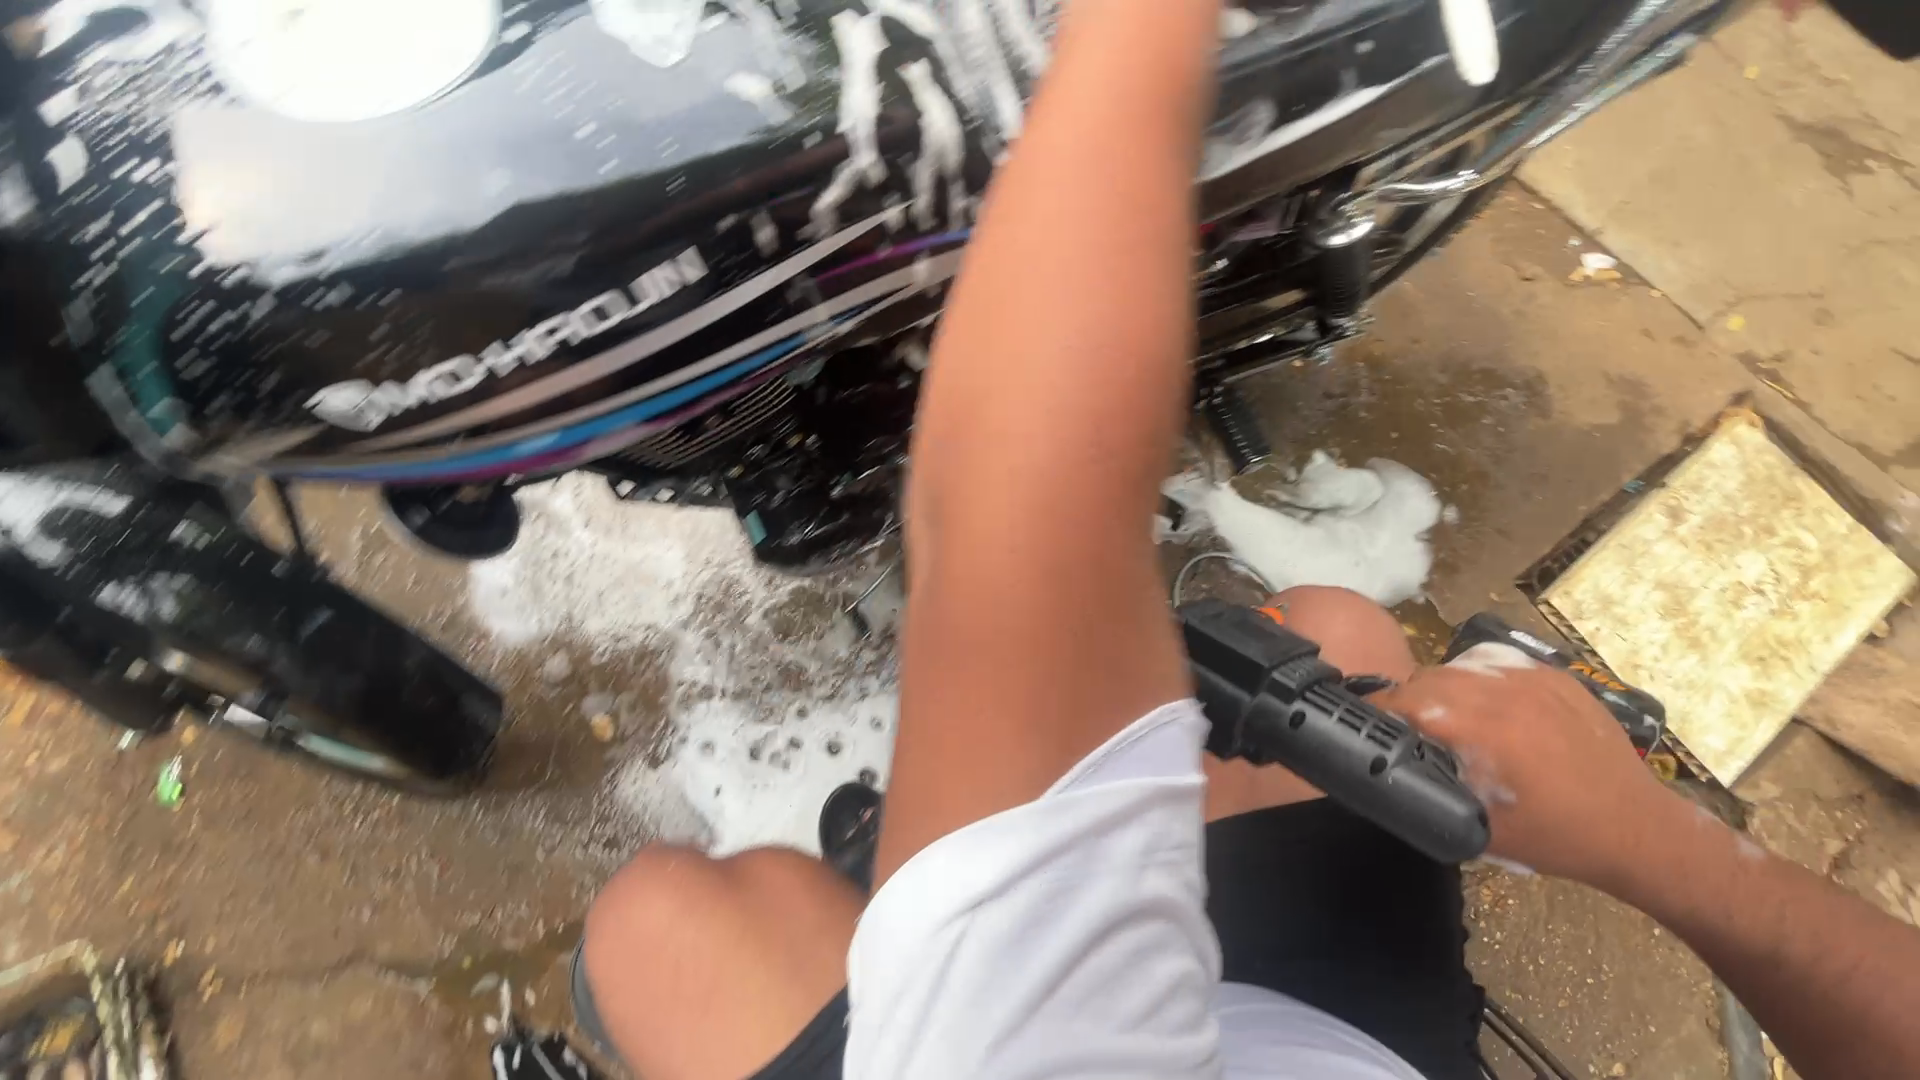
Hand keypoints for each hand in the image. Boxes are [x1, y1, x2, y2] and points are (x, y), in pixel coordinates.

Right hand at [1372, 645, 1680, 886]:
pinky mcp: (1553, 676)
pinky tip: (1486, 705)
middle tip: (1409, 731)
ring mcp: (1531, 679)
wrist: (1640, 829)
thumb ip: (1427, 788)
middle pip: (1426, 679)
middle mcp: (1503, 693)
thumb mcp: (1478, 825)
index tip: (1365, 724)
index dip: (1377, 711)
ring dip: (1441, 689)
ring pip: (1456, 666)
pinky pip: (1493, 662)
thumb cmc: (1556, 837)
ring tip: (1449, 718)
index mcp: (1483, 729)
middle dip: (1408, 701)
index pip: (1404, 700)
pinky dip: (1476, 679)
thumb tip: (1384, 769)